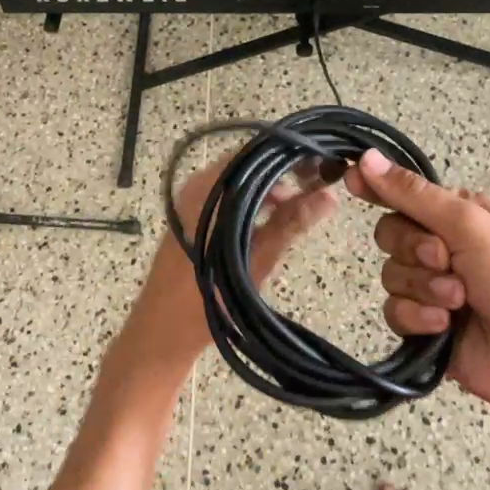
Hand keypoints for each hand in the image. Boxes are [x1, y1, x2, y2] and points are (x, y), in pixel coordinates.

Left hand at [121, 153, 339, 363]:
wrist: (161, 337)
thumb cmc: (207, 300)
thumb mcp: (256, 260)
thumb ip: (290, 224)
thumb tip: (328, 196)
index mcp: (206, 189)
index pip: (253, 152)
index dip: (289, 154)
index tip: (322, 162)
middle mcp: (197, 187)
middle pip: (248, 166)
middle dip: (284, 172)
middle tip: (320, 181)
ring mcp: (192, 203)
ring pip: (240, 183)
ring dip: (271, 189)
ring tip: (305, 200)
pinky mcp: (193, 220)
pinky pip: (230, 199)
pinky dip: (254, 202)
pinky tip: (278, 217)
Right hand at [344, 149, 489, 425]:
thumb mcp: (471, 226)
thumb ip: (414, 195)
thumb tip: (365, 157)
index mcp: (460, 213)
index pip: (406, 192)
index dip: (377, 187)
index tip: (349, 181)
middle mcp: (444, 245)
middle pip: (391, 232)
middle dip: (413, 248)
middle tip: (444, 260)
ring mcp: (434, 287)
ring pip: (391, 273)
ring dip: (423, 287)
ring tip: (458, 302)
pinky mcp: (426, 326)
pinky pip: (394, 310)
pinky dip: (417, 317)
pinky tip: (443, 327)